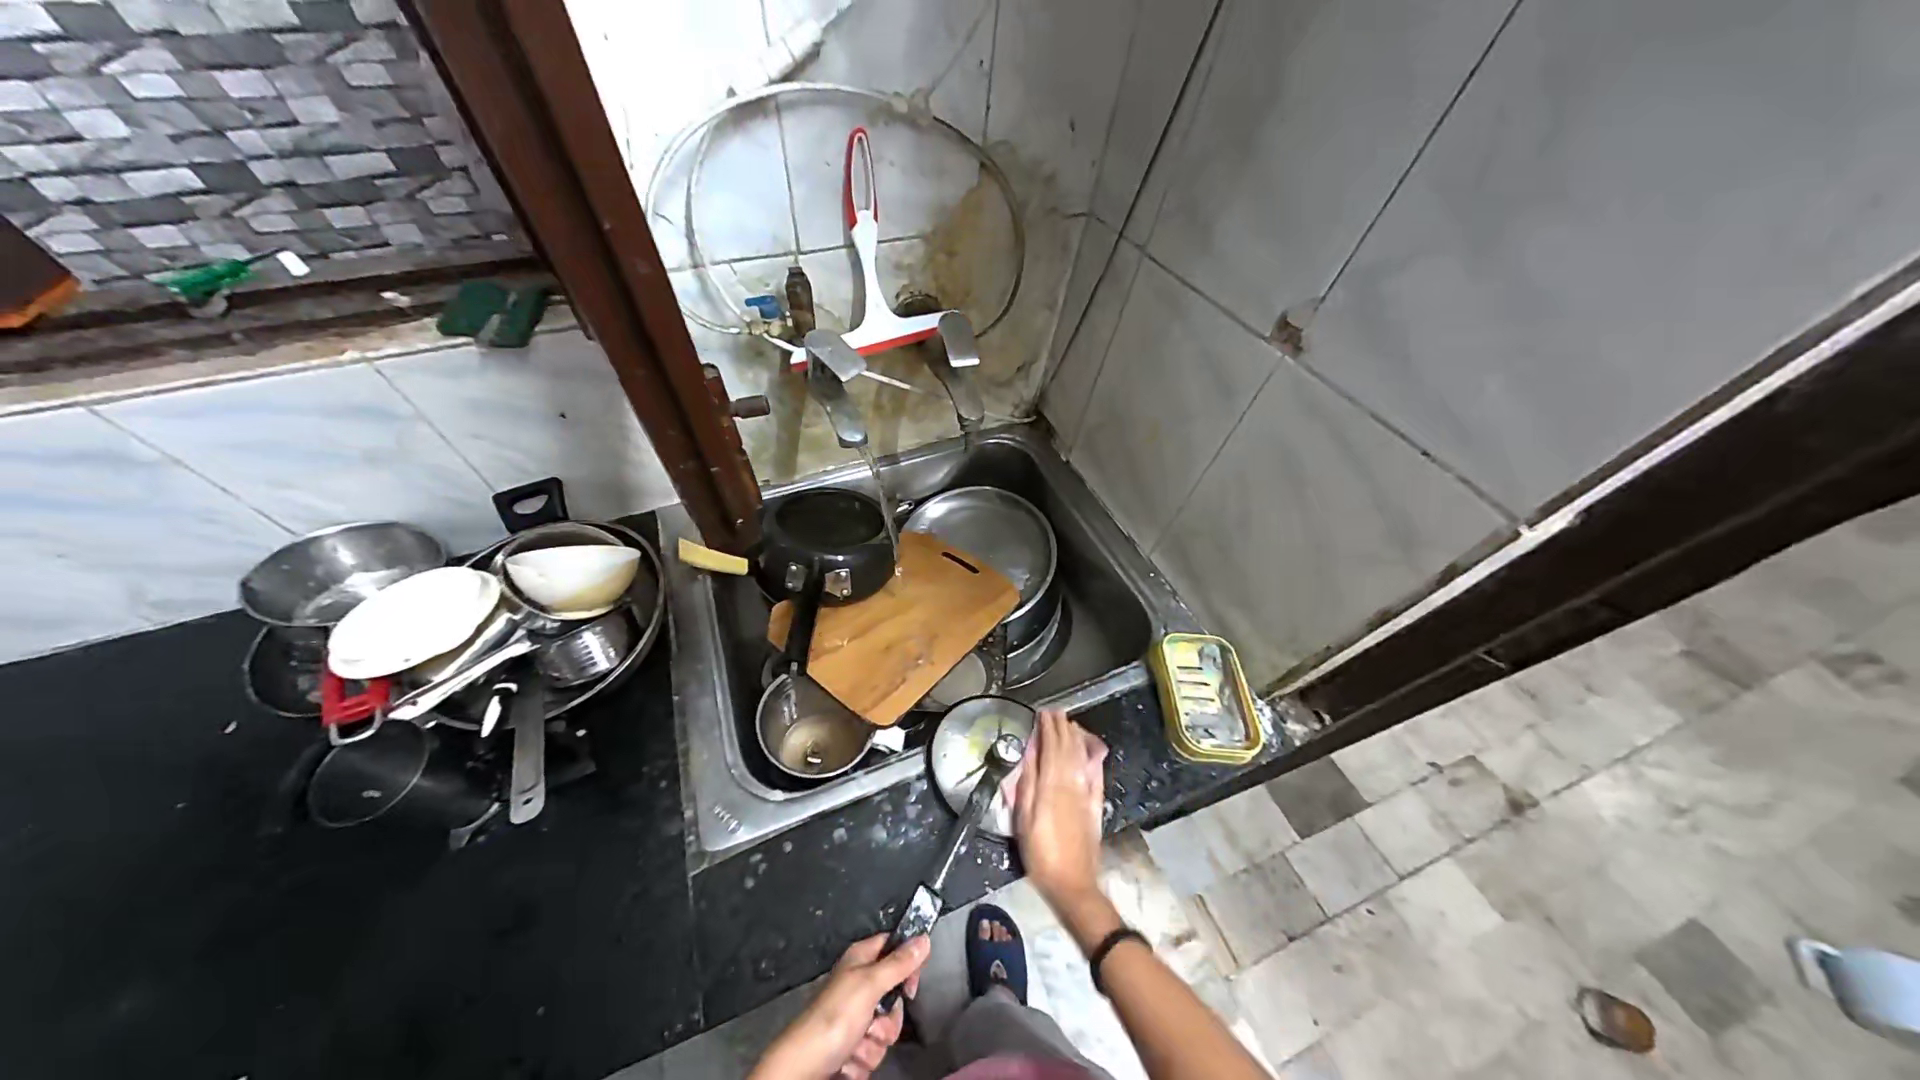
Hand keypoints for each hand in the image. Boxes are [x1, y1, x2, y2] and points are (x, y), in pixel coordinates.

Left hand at [749, 933, 929, 1079]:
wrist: (804, 1069)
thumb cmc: (835, 1017)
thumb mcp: (869, 984)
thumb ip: (898, 964)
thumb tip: (923, 938)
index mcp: (860, 960)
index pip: (893, 947)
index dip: (907, 962)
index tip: (913, 981)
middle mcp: (860, 985)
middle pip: (896, 995)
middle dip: (889, 1016)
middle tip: (874, 1019)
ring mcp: (857, 1018)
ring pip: (887, 1027)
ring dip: (875, 1040)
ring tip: (855, 1044)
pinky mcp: (855, 1046)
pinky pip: (875, 1049)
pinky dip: (864, 1057)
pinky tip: (848, 1059)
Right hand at [1011, 709, 1107, 912]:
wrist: (1072, 884)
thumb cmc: (1040, 853)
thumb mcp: (1023, 818)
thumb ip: (1027, 784)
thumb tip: (1030, 755)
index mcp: (1051, 785)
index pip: (1051, 748)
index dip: (1048, 729)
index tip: (1044, 713)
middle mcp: (1071, 784)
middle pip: (1067, 749)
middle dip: (1062, 728)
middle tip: (1057, 712)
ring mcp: (1085, 794)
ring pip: (1081, 758)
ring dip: (1076, 739)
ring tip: (1071, 724)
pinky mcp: (1095, 806)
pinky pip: (1094, 776)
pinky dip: (1091, 759)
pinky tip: (1090, 752)